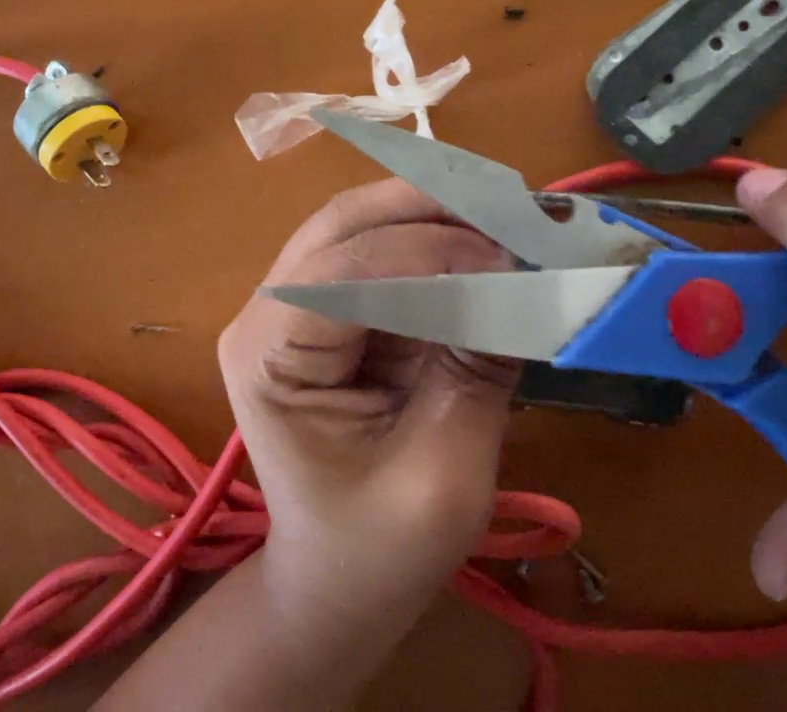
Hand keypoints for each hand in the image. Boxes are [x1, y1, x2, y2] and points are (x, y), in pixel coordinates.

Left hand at [97, 179, 519, 711]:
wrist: (337, 582)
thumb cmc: (382, 547)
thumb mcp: (446, 468)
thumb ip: (479, 365)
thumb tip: (523, 273)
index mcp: (270, 357)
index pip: (345, 268)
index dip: (430, 250)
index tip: (508, 255)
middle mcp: (263, 314)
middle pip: (342, 225)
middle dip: (428, 207)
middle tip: (510, 205)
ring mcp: (286, 308)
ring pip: (357, 226)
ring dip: (430, 215)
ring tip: (501, 217)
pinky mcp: (320, 315)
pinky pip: (372, 254)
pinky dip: (427, 242)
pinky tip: (475, 244)